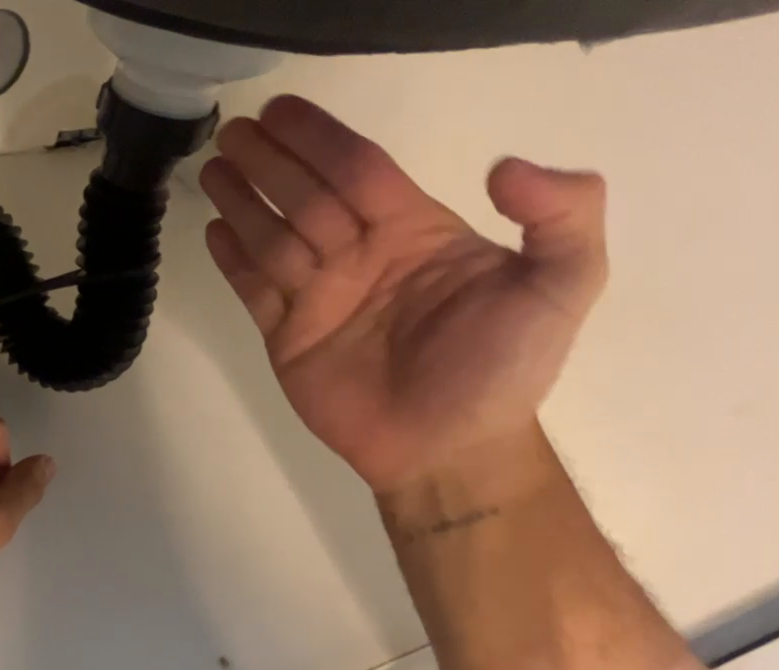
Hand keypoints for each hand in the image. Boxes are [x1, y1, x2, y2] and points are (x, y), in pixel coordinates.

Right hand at [199, 95, 608, 493]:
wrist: (447, 450)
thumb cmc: (503, 372)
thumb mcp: (565, 284)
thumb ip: (561, 214)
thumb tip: (502, 167)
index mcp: (415, 232)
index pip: (359, 170)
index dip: (320, 138)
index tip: (281, 110)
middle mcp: (359, 256)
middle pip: (306, 196)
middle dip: (269, 162)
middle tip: (233, 133)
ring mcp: (319, 298)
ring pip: (273, 236)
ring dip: (243, 201)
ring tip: (213, 170)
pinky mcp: (288, 338)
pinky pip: (255, 289)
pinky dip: (234, 260)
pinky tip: (214, 231)